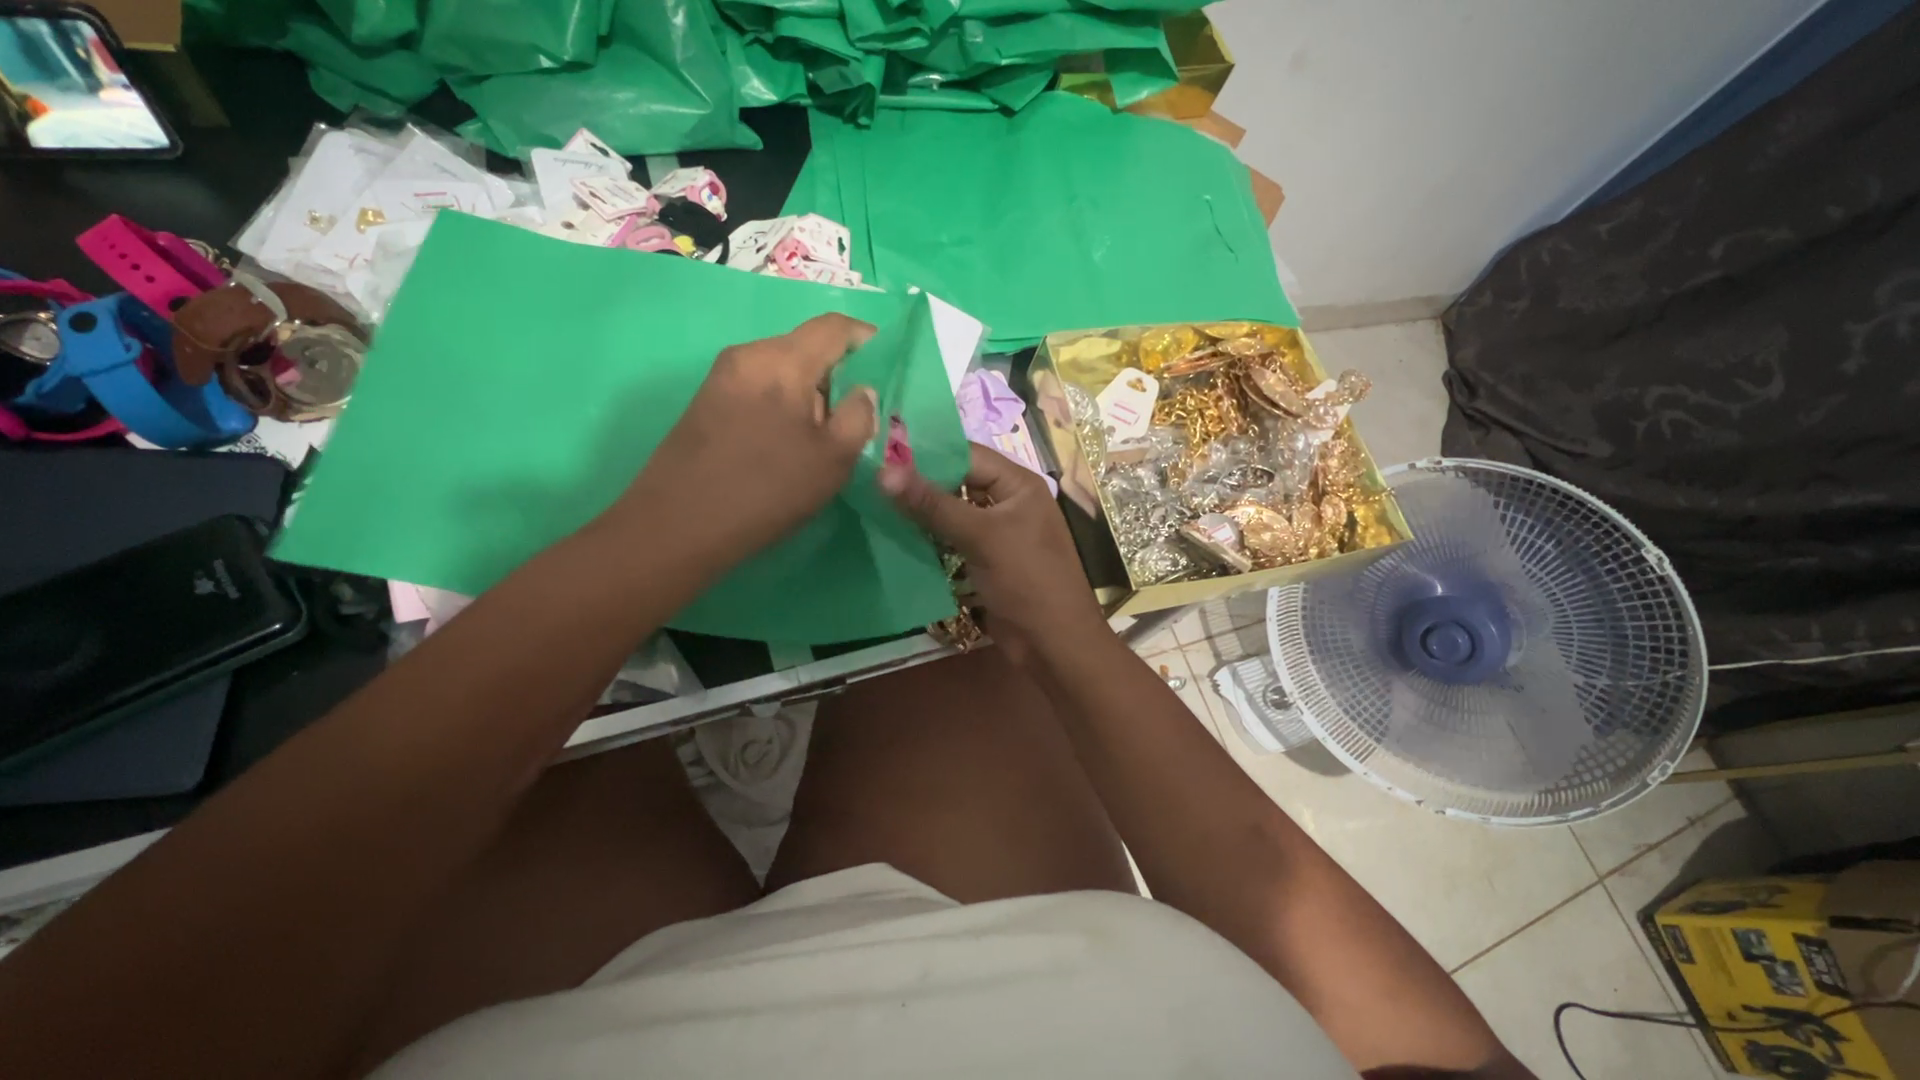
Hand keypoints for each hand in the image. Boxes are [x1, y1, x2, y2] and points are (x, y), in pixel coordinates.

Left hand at [609, 314, 879, 568]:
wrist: (675, 527)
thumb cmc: (765, 490)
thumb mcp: (832, 460)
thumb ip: (858, 416)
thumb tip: (862, 391)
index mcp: (782, 359)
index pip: (835, 326)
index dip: (868, 340)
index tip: (887, 372)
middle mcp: (749, 354)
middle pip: (807, 346)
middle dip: (839, 374)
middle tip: (859, 417)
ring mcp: (721, 378)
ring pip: (782, 369)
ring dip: (811, 393)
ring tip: (824, 438)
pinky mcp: (706, 403)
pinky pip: (759, 388)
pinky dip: (784, 405)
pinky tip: (787, 446)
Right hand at [880, 444, 1109, 662]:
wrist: (1053, 643)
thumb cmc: (1027, 580)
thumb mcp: (981, 536)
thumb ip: (932, 504)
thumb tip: (883, 472)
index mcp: (1018, 484)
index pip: (967, 454)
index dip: (926, 452)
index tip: (880, 451)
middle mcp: (1008, 502)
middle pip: (957, 482)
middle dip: (918, 482)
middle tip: (869, 476)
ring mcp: (996, 533)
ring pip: (951, 512)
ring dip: (919, 512)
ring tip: (872, 502)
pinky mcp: (983, 561)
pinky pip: (951, 540)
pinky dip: (927, 539)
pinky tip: (893, 535)